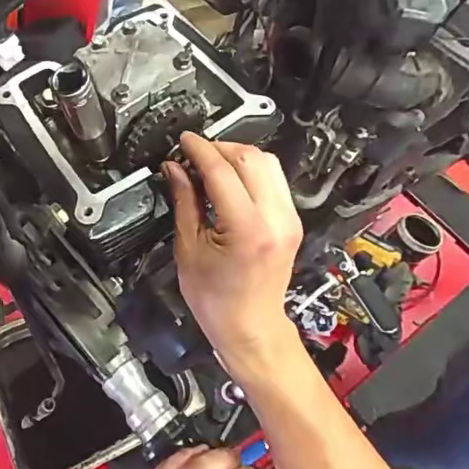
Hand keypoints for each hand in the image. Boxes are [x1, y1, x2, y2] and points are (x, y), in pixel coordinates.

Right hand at [163, 133, 303, 373]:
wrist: (250, 326)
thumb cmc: (219, 303)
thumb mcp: (189, 250)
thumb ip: (185, 202)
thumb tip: (176, 169)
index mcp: (248, 229)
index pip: (223, 170)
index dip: (200, 149)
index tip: (185, 141)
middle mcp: (276, 220)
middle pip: (251, 157)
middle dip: (219, 148)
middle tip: (194, 153)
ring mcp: (289, 219)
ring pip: (268, 163)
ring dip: (238, 155)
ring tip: (212, 165)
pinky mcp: (292, 221)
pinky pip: (275, 180)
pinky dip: (252, 171)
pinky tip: (231, 180)